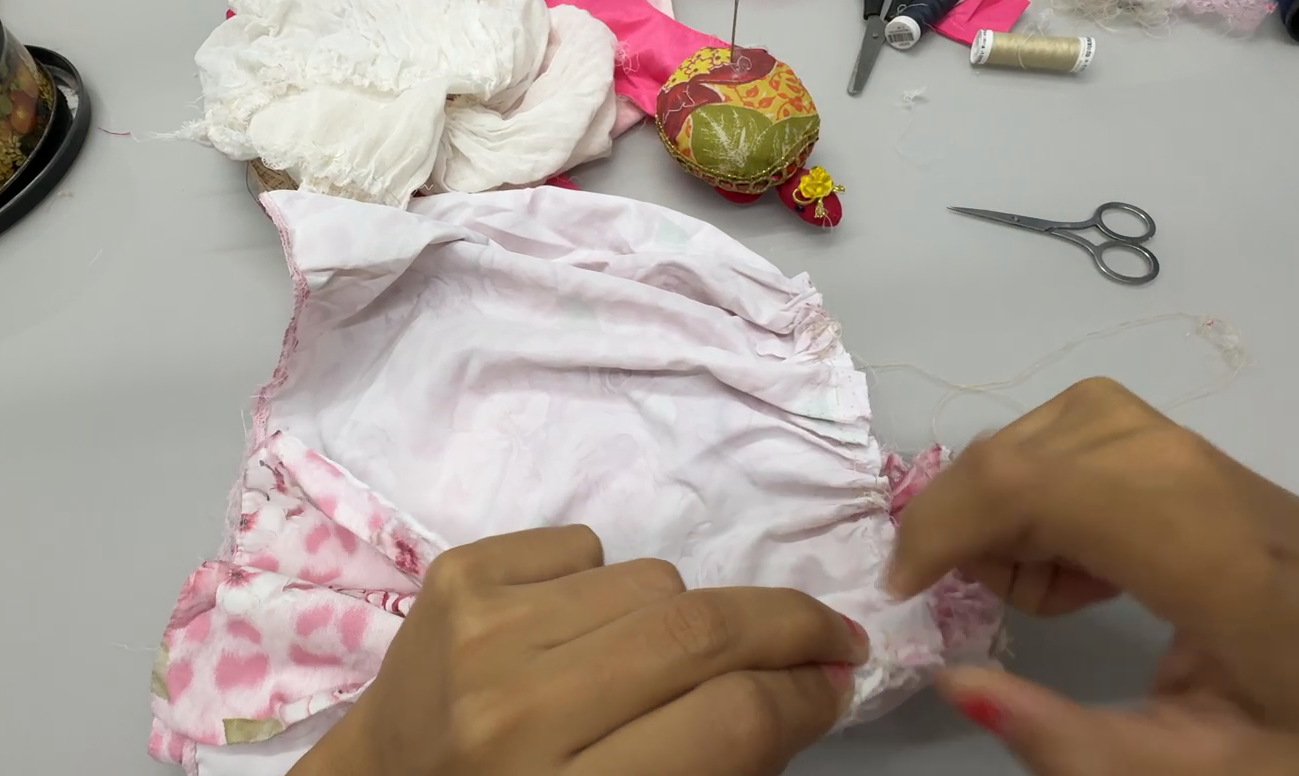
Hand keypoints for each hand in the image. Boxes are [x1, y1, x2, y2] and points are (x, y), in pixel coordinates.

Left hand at [290, 526, 867, 775]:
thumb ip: (713, 761)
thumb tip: (805, 680)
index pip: (725, 723)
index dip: (803, 692)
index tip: (842, 674)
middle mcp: (517, 706)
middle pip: (692, 630)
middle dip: (781, 623)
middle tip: (825, 631)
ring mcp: (480, 625)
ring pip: (647, 577)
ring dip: (674, 614)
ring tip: (643, 656)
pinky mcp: (457, 571)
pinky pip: (583, 545)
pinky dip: (597, 582)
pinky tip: (565, 628)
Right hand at [887, 377, 1298, 775]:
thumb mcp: (1205, 763)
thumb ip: (1074, 745)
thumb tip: (951, 683)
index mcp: (1190, 537)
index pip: (1016, 489)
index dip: (939, 530)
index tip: (907, 590)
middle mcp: (1153, 452)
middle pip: (993, 469)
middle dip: (963, 539)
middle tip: (1001, 602)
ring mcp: (1134, 419)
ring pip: (998, 457)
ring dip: (994, 525)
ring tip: (1060, 583)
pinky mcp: (1118, 408)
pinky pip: (1019, 443)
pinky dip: (1016, 497)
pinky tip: (1070, 541)